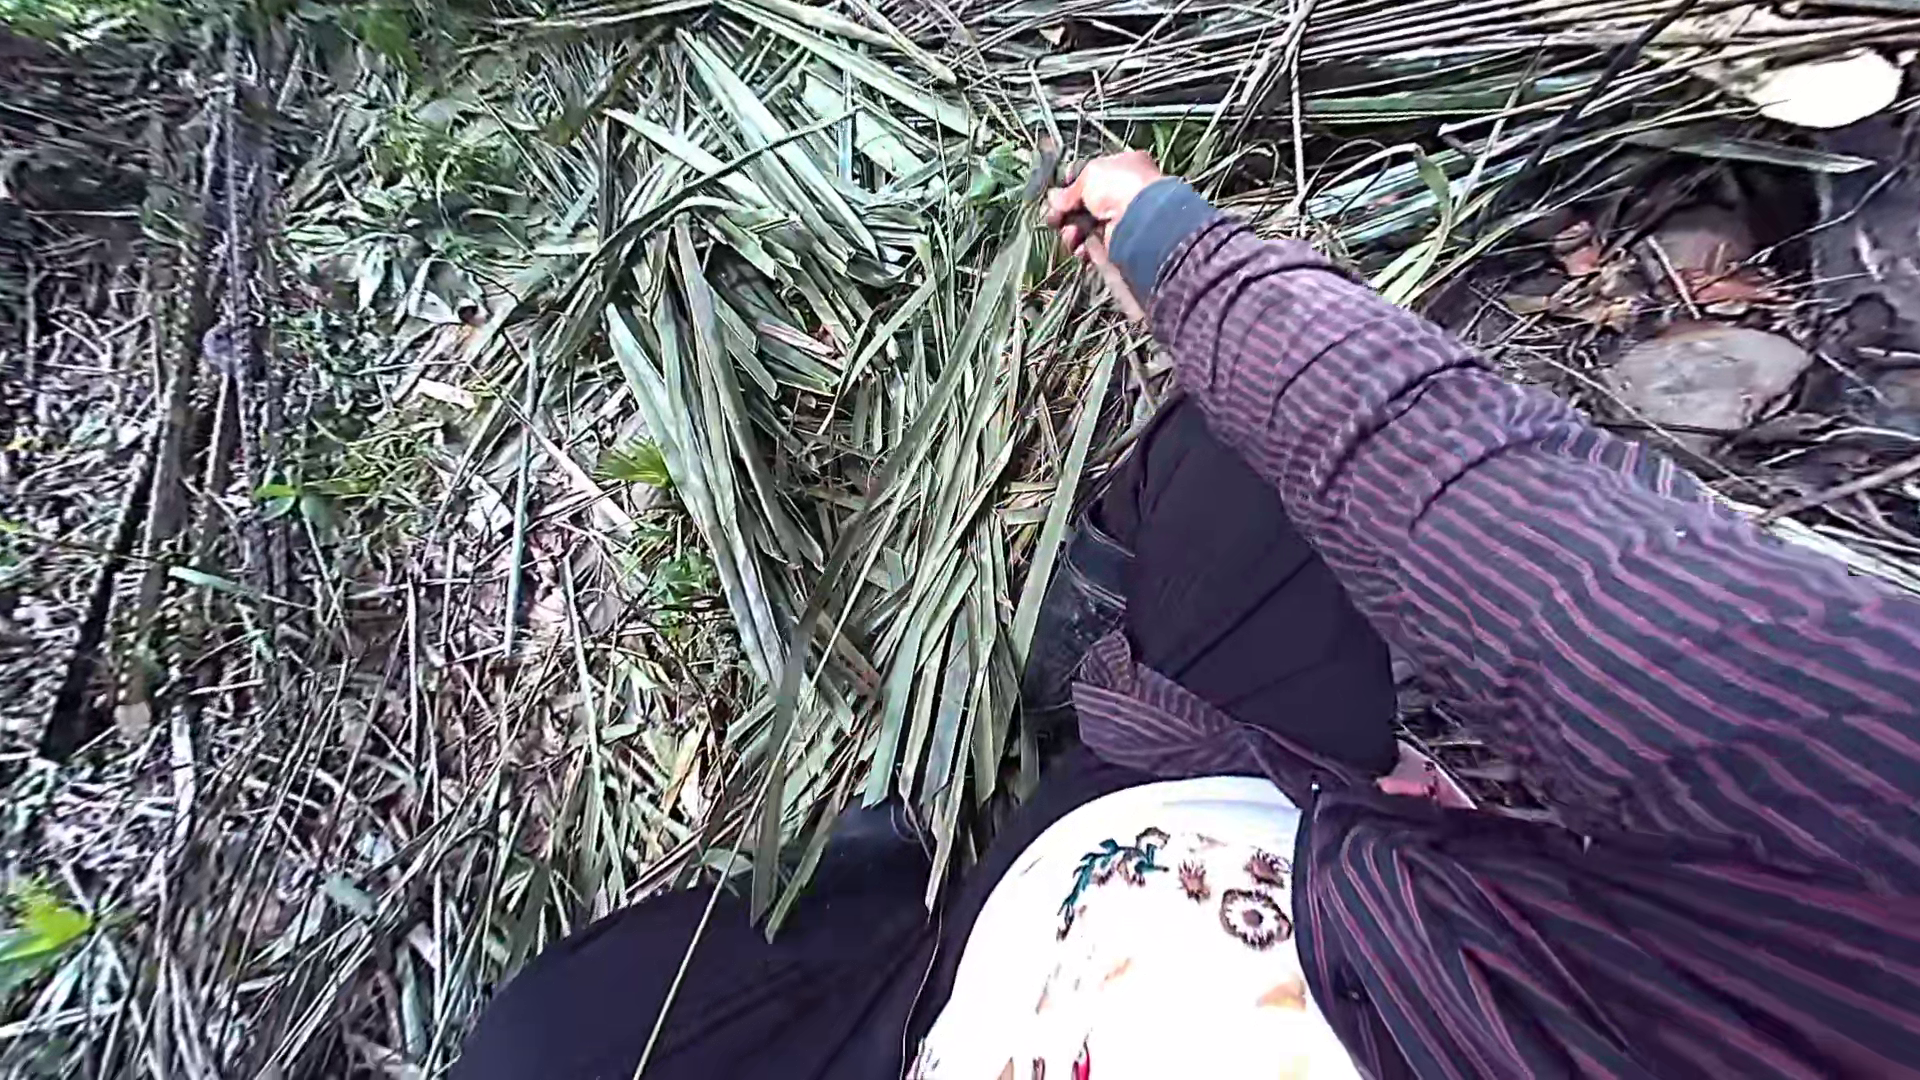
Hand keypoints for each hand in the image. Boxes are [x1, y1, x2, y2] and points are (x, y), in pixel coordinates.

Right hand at [1045, 150, 1163, 257]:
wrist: (1138, 220)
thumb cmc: (1118, 186)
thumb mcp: (1089, 175)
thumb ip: (1069, 189)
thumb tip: (1052, 198)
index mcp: (1121, 168)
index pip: (1089, 177)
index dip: (1070, 186)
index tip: (1055, 196)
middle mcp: (1120, 193)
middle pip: (1082, 206)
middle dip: (1065, 214)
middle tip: (1055, 220)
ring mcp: (1117, 220)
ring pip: (1083, 228)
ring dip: (1071, 232)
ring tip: (1071, 235)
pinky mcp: (1114, 244)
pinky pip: (1090, 246)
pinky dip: (1082, 248)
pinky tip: (1080, 247)